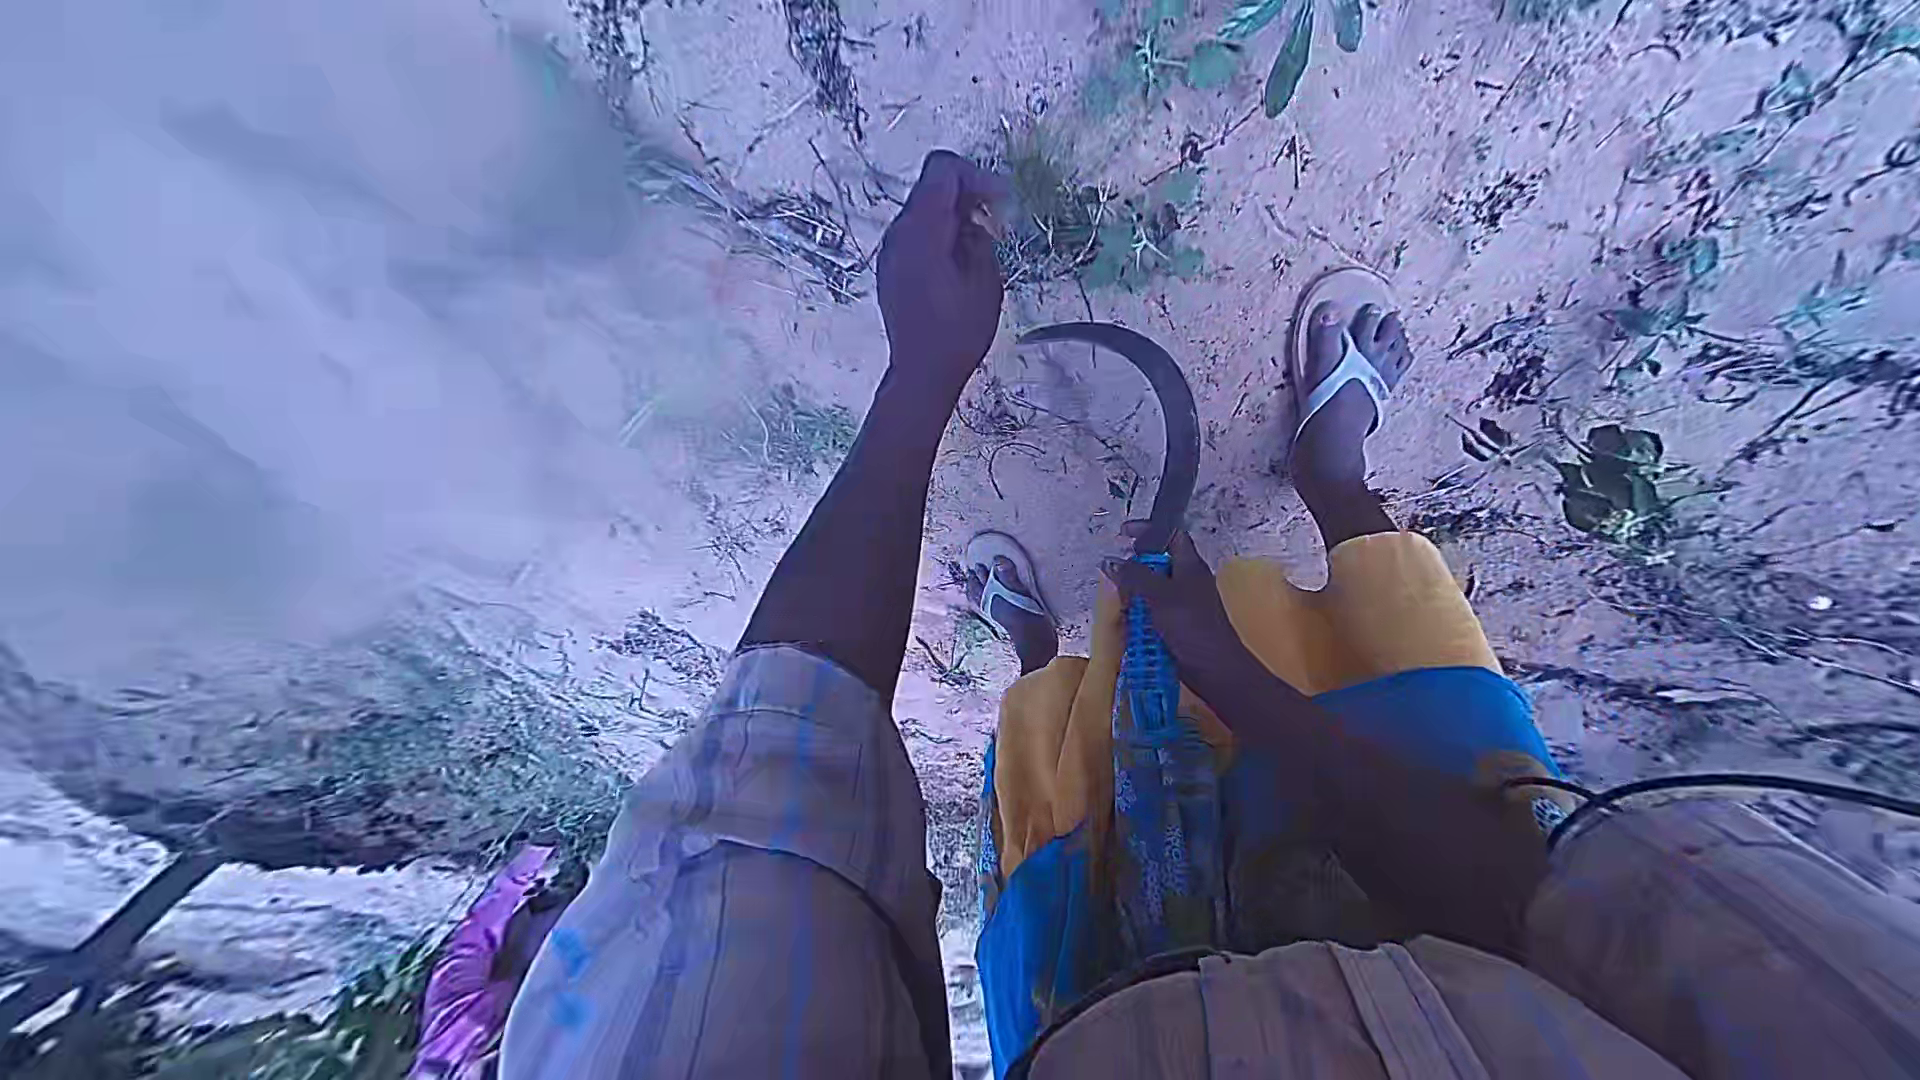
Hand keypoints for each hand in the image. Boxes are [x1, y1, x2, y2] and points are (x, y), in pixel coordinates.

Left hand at [876, 150, 1006, 394]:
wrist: (922, 373)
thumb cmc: (957, 332)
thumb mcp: (985, 281)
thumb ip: (979, 239)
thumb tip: (974, 223)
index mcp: (921, 230)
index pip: (943, 170)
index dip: (976, 177)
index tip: (1000, 202)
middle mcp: (898, 235)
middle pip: (930, 190)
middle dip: (966, 197)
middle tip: (995, 224)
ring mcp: (890, 254)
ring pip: (923, 215)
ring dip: (953, 220)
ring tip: (979, 248)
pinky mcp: (890, 272)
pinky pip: (915, 240)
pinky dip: (938, 239)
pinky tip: (957, 266)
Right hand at [1101, 527, 1250, 683]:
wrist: (1215, 669)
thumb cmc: (1191, 626)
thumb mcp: (1159, 595)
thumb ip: (1133, 576)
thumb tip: (1110, 561)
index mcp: (1190, 566)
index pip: (1170, 535)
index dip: (1148, 530)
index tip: (1123, 533)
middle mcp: (1187, 581)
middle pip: (1157, 563)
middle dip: (1134, 566)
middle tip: (1114, 571)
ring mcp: (1182, 603)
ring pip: (1152, 589)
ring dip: (1133, 593)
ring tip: (1117, 599)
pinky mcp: (1176, 624)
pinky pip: (1152, 611)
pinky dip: (1138, 613)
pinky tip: (1127, 621)